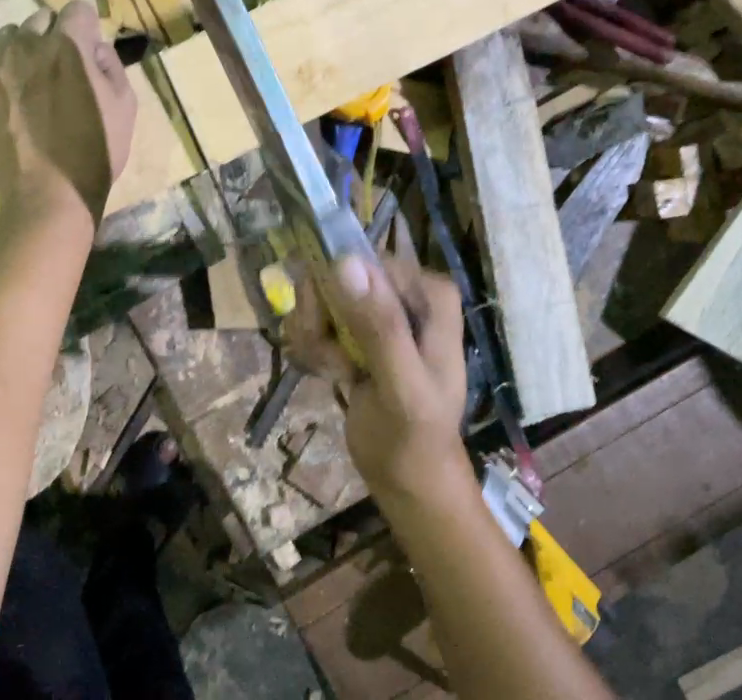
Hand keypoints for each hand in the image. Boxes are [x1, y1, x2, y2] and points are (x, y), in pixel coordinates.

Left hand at [0, 0, 136, 224]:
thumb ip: (111, 64)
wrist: (46, 196)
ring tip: (34, 76)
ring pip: (10, 36)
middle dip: (55, 34)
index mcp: (68, 46)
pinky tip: (15, 96)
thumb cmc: (95, 152)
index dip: (87, 27)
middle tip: (63, 66)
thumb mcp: (125, 106)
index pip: (77, 9)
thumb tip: (95, 47)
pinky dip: (4, 69)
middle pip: (41, 19)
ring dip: (25, 47)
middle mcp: (28, 46)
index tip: (89, 48)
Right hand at [283, 253, 471, 507]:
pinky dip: (310, 347)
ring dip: (312, 336)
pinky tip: (328, 374)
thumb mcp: (401, 384)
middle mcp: (404, 293)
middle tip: (331, 358)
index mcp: (430, 294)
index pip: (363, 261)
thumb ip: (379, 326)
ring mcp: (377, 311)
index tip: (327, 329)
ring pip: (318, 296)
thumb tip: (345, 262)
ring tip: (334, 372)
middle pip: (334, 274)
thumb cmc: (414, 437)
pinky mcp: (355, 331)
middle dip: (319, 318)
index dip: (337, 290)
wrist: (408, 480)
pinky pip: (313, 317)